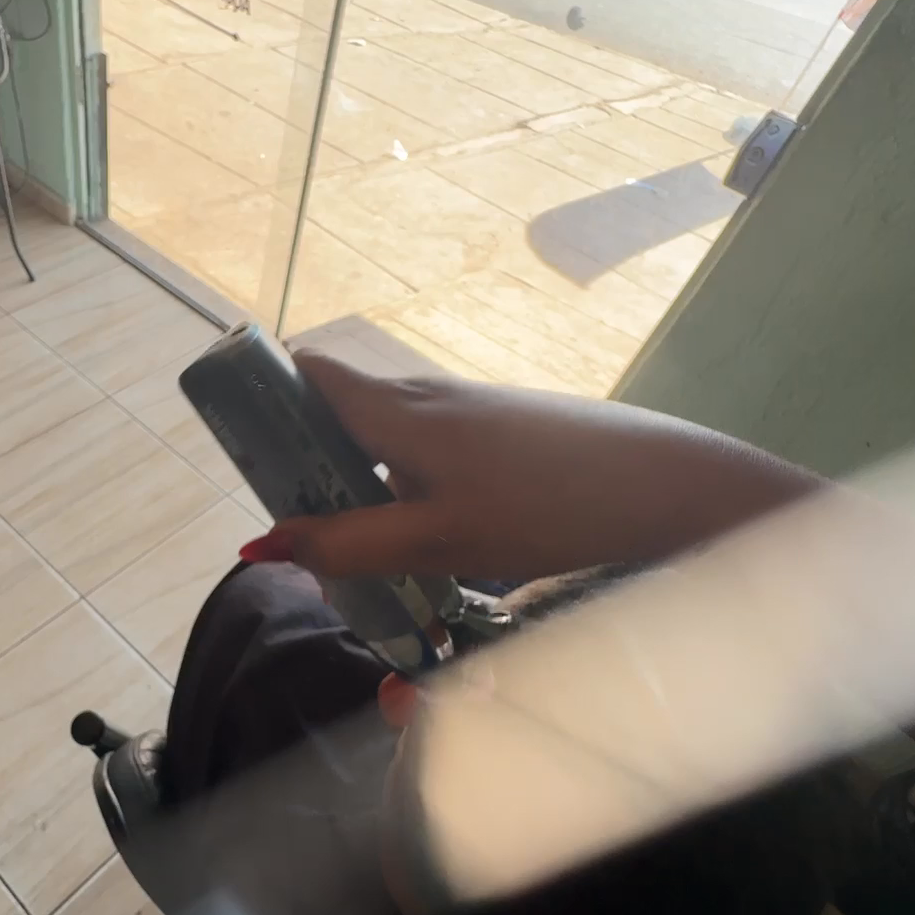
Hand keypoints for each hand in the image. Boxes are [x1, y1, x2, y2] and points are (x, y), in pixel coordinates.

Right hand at [242, 352, 819, 578]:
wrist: (665, 488)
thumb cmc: (543, 508)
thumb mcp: (434, 540)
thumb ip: (347, 545)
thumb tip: (262, 545)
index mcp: (398, 410)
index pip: (309, 370)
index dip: (267, 393)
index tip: (249, 443)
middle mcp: (426, 396)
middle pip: (342, 405)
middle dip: (306, 450)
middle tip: (297, 514)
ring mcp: (468, 410)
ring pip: (385, 432)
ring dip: (355, 473)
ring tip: (353, 535)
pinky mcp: (500, 429)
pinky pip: (425, 447)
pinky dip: (400, 481)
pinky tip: (422, 530)